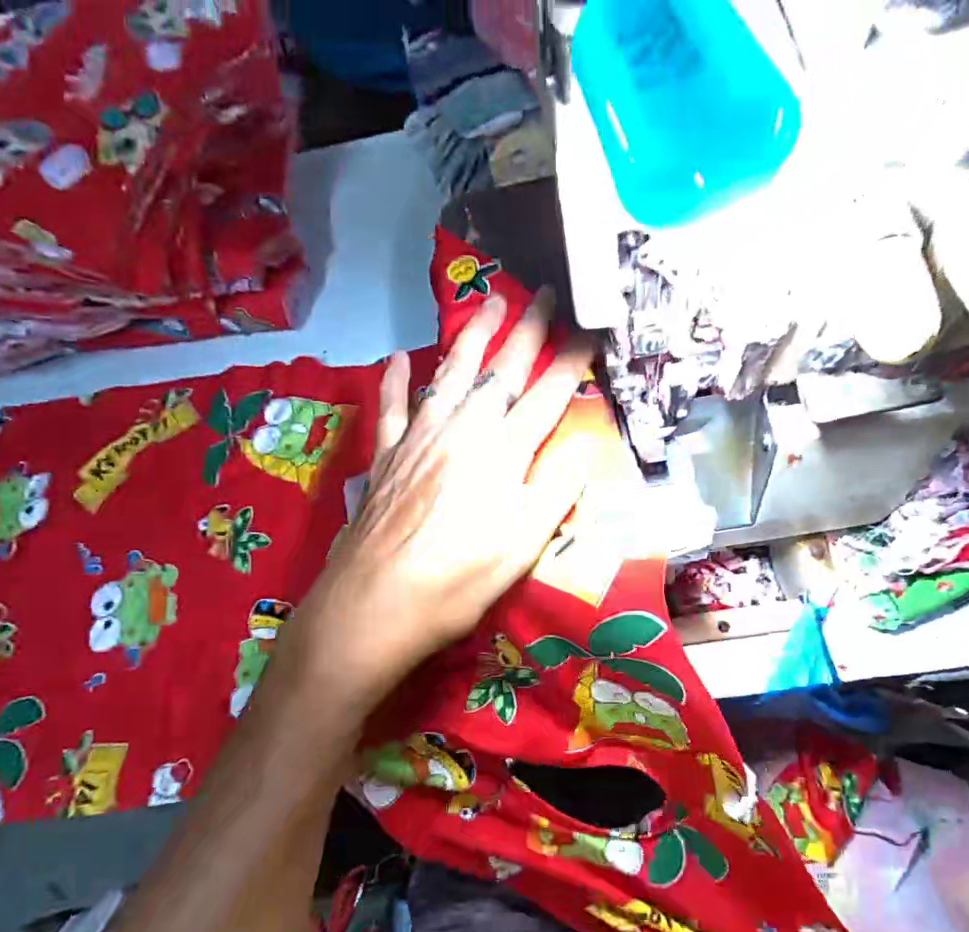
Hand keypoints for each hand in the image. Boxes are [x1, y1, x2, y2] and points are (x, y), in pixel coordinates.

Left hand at [281, 287, 594, 709]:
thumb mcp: (523, 545)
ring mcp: (419, 439)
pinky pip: (392, 406)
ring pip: (449, 374)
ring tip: (489, 304)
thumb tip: (580, 444)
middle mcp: (462, 433)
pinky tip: (397, 357)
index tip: (592, 328)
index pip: (547, 396)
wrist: (376, 602)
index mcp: (502, 455)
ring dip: (471, 337)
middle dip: (526, 331)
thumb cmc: (458, 581)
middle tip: (543, 292)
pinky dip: (394, 380)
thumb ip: (554, 488)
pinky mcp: (387, 455)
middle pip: (499, 372)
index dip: (572, 361)